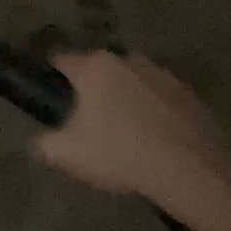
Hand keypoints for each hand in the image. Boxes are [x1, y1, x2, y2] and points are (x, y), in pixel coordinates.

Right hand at [32, 51, 230, 200]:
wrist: (190, 171)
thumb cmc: (119, 153)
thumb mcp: (66, 154)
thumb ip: (44, 143)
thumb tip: (39, 141)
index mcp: (94, 67)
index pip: (61, 59)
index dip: (50, 75)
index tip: (48, 94)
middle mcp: (128, 60)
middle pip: (99, 69)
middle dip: (91, 88)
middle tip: (86, 120)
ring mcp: (164, 75)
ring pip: (132, 82)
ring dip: (125, 98)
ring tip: (123, 132)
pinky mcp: (191, 95)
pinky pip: (160, 98)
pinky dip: (153, 111)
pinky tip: (152, 139)